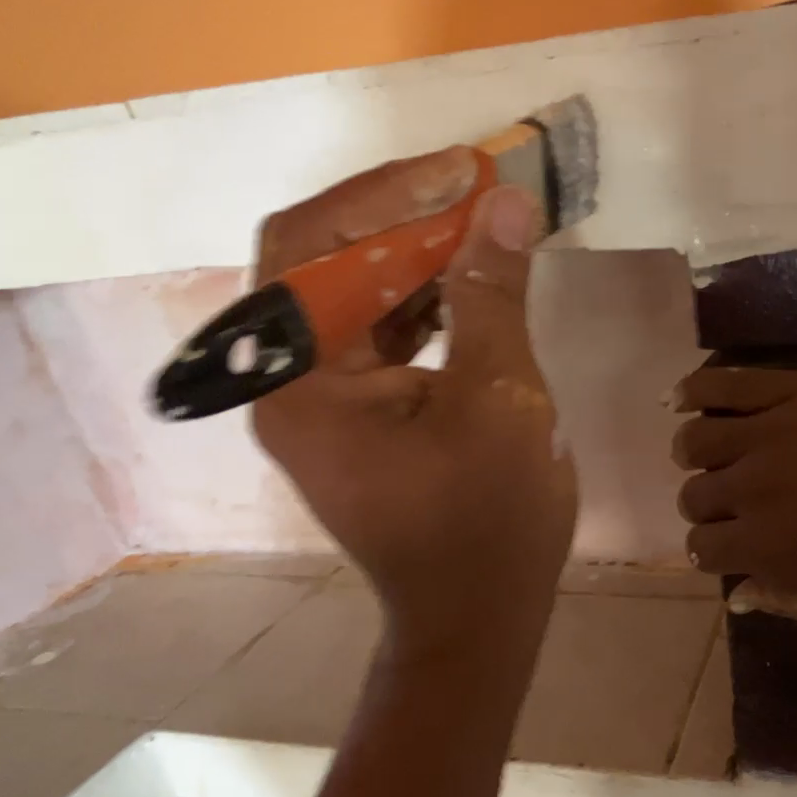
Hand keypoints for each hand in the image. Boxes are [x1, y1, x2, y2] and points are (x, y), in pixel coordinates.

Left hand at [251, 173, 576, 652]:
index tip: (461, 174)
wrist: (477, 622)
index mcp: (299, 381)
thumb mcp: (500, 402)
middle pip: (329, 268)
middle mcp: (290, 386)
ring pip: (358, 303)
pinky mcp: (359, 424)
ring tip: (489, 233)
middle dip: (407, 224)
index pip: (309, 245)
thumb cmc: (487, 524)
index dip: (383, 194)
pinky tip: (477, 292)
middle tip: (483, 197)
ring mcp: (323, 407)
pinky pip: (380, 343)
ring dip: (420, 263)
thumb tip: (505, 204)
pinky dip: (425, 309)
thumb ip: (494, 297)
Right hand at [671, 368, 796, 627]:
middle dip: (704, 503)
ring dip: (692, 452)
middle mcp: (750, 489)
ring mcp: (770, 434)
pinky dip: (695, 390)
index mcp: (760, 546)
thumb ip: (784, 603)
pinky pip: (727, 384)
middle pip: (695, 496)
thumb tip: (737, 597)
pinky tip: (683, 397)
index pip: (702, 547)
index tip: (726, 542)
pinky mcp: (794, 391)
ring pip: (698, 440)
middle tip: (728, 498)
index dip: (710, 547)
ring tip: (702, 450)